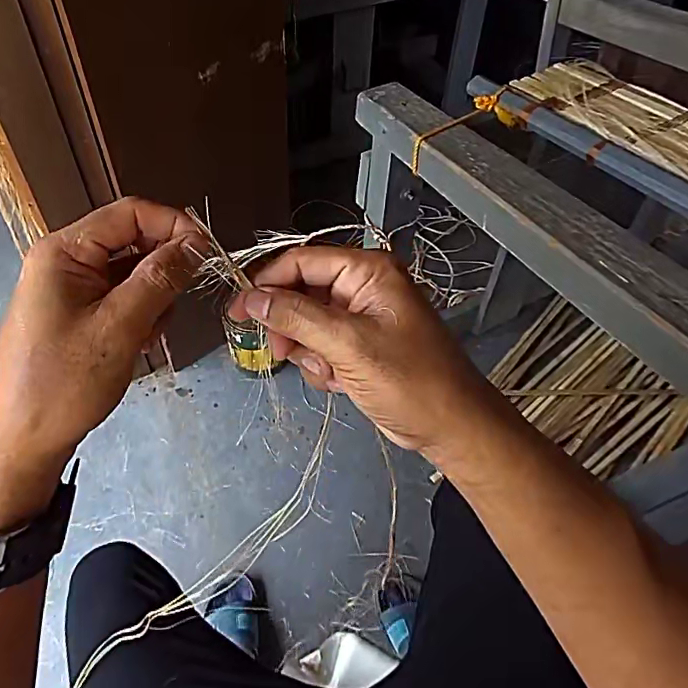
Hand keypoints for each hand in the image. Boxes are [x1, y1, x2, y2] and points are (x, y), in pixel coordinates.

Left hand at [0, 197, 205, 531]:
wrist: (19, 447)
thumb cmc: (63, 384)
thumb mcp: (120, 326)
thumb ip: (160, 276)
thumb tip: (198, 241)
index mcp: (64, 251)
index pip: (131, 212)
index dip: (174, 224)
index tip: (208, 251)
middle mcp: (66, 261)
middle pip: (133, 239)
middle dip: (163, 267)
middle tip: (178, 300)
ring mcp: (72, 288)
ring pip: (134, 270)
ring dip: (154, 295)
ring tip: (148, 333)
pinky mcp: (79, 312)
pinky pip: (123, 295)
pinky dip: (141, 313)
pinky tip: (138, 341)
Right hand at [224, 247, 509, 461]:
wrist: (449, 426)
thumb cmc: (411, 381)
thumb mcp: (349, 345)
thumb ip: (297, 317)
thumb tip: (252, 297)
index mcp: (368, 271)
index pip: (302, 261)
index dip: (266, 283)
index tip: (237, 310)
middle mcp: (363, 286)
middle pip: (301, 292)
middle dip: (291, 326)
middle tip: (282, 352)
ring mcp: (361, 316)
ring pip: (306, 323)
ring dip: (309, 351)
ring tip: (331, 371)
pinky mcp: (359, 344)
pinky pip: (320, 345)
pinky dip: (322, 365)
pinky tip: (342, 381)